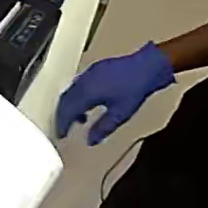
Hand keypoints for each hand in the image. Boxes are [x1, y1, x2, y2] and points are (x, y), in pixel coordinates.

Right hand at [55, 42, 174, 144]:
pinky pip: (78, 84)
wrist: (146, 67)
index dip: (62, 124)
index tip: (61, 135)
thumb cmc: (134, 90)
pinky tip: (88, 104)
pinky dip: (77, 96)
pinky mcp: (95, 68)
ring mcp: (89, 72)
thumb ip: (102, 128)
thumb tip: (90, 140)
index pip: (67, 110)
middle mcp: (84, 80)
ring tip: (79, 120)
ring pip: (71, 91)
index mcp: (87, 92)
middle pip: (65, 99)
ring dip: (70, 105)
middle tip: (64, 129)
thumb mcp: (120, 114)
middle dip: (62, 115)